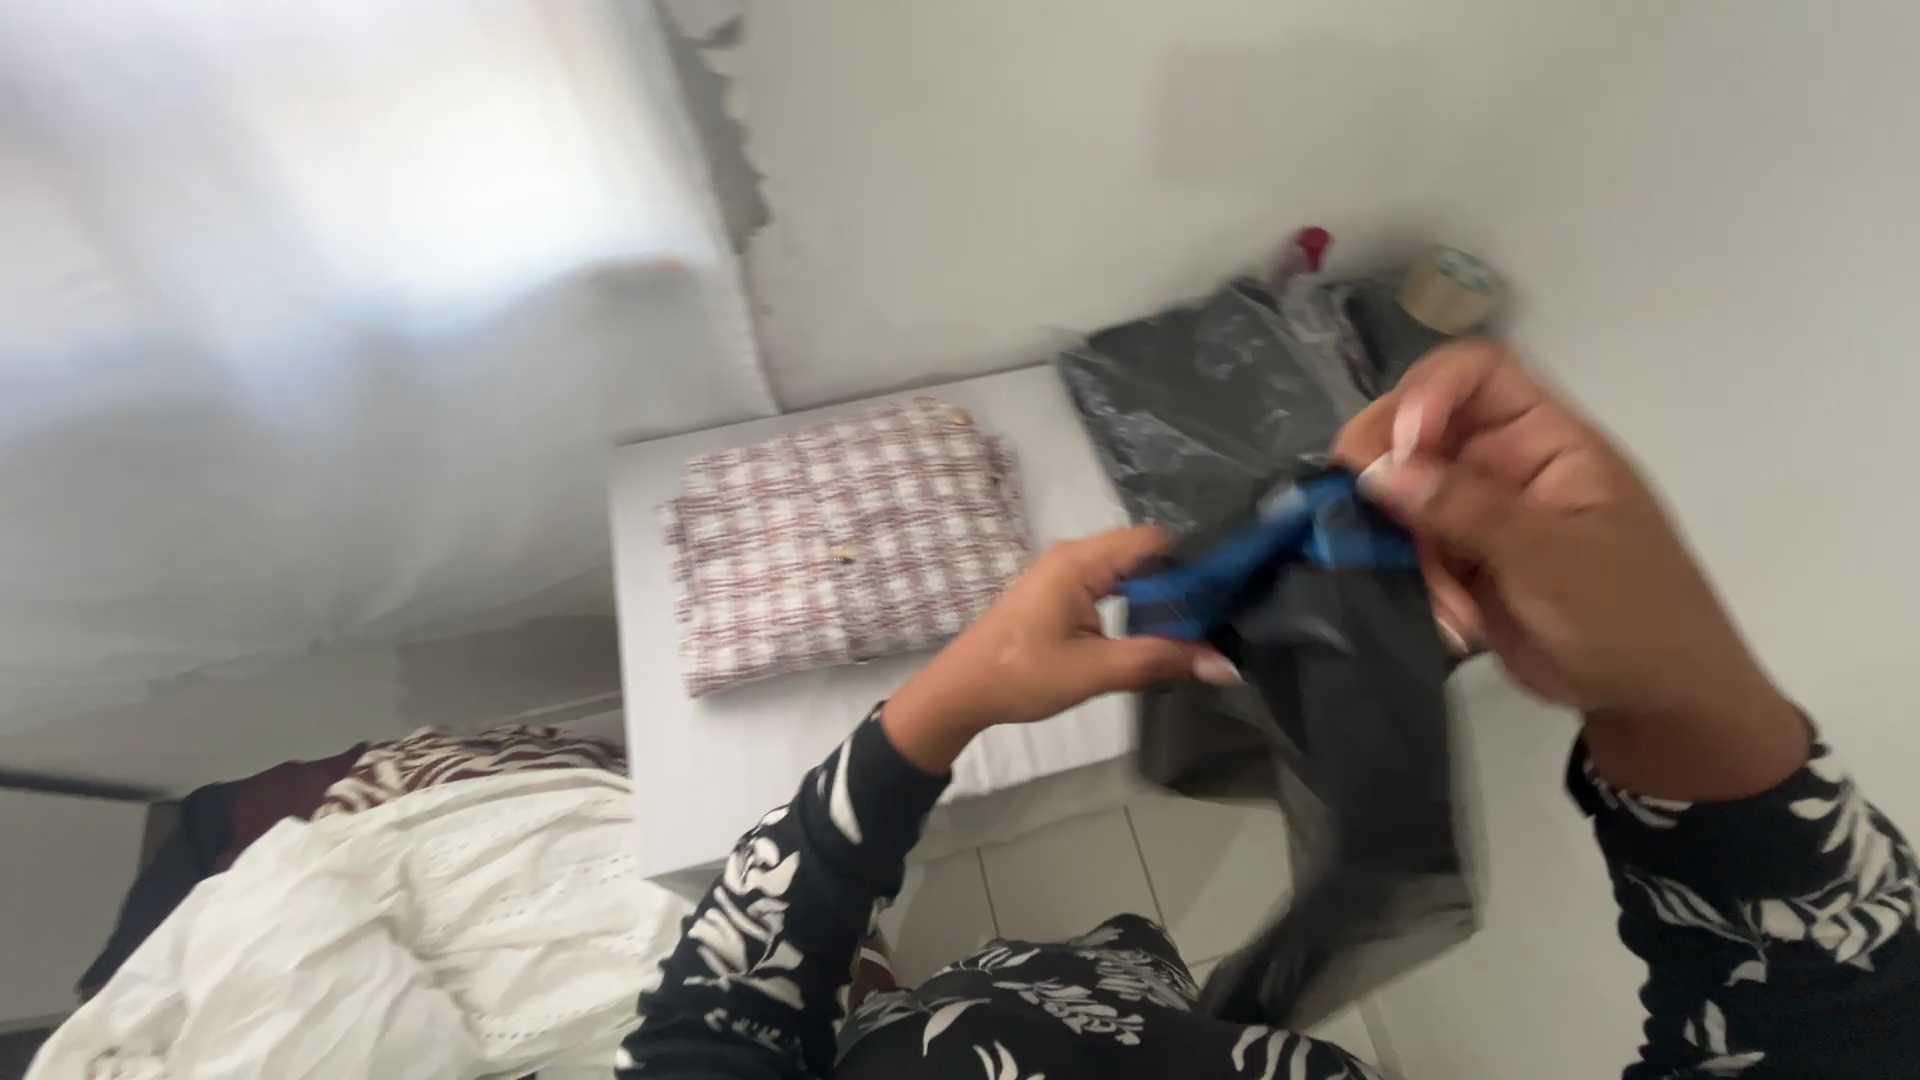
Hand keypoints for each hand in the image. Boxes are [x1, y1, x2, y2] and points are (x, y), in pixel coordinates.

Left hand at [882, 525, 1237, 772]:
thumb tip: (1222, 663)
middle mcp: (1074, 556)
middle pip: (1144, 554)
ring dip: (1158, 600)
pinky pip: (1111, 587)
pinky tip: (1154, 637)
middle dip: (1180, 586)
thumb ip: (1159, 662)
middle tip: (1217, 621)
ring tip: (1195, 633)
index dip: (1191, 563)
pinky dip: (1136, 607)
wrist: (962, 689)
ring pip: (1128, 573)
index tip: (1225, 596)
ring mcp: (1064, 574)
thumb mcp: (1094, 671)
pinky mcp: (1060, 594)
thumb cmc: (1020, 674)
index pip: (1153, 540)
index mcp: (1080, 561)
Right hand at [1335, 341, 1804, 798]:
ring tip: (1440, 598)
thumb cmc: (1631, 617)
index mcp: (1546, 441)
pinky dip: (1405, 577)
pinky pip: (1398, 544)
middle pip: (1414, 427)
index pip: (1476, 374)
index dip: (1428, 392)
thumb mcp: (1554, 558)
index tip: (1400, 444)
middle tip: (1360, 507)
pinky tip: (1446, 616)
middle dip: (1384, 467)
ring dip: (1399, 544)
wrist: (1646, 699)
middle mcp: (1499, 463)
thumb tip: (1377, 471)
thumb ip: (1465, 508)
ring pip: (1395, 493)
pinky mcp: (1447, 553)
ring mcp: (1469, 510)